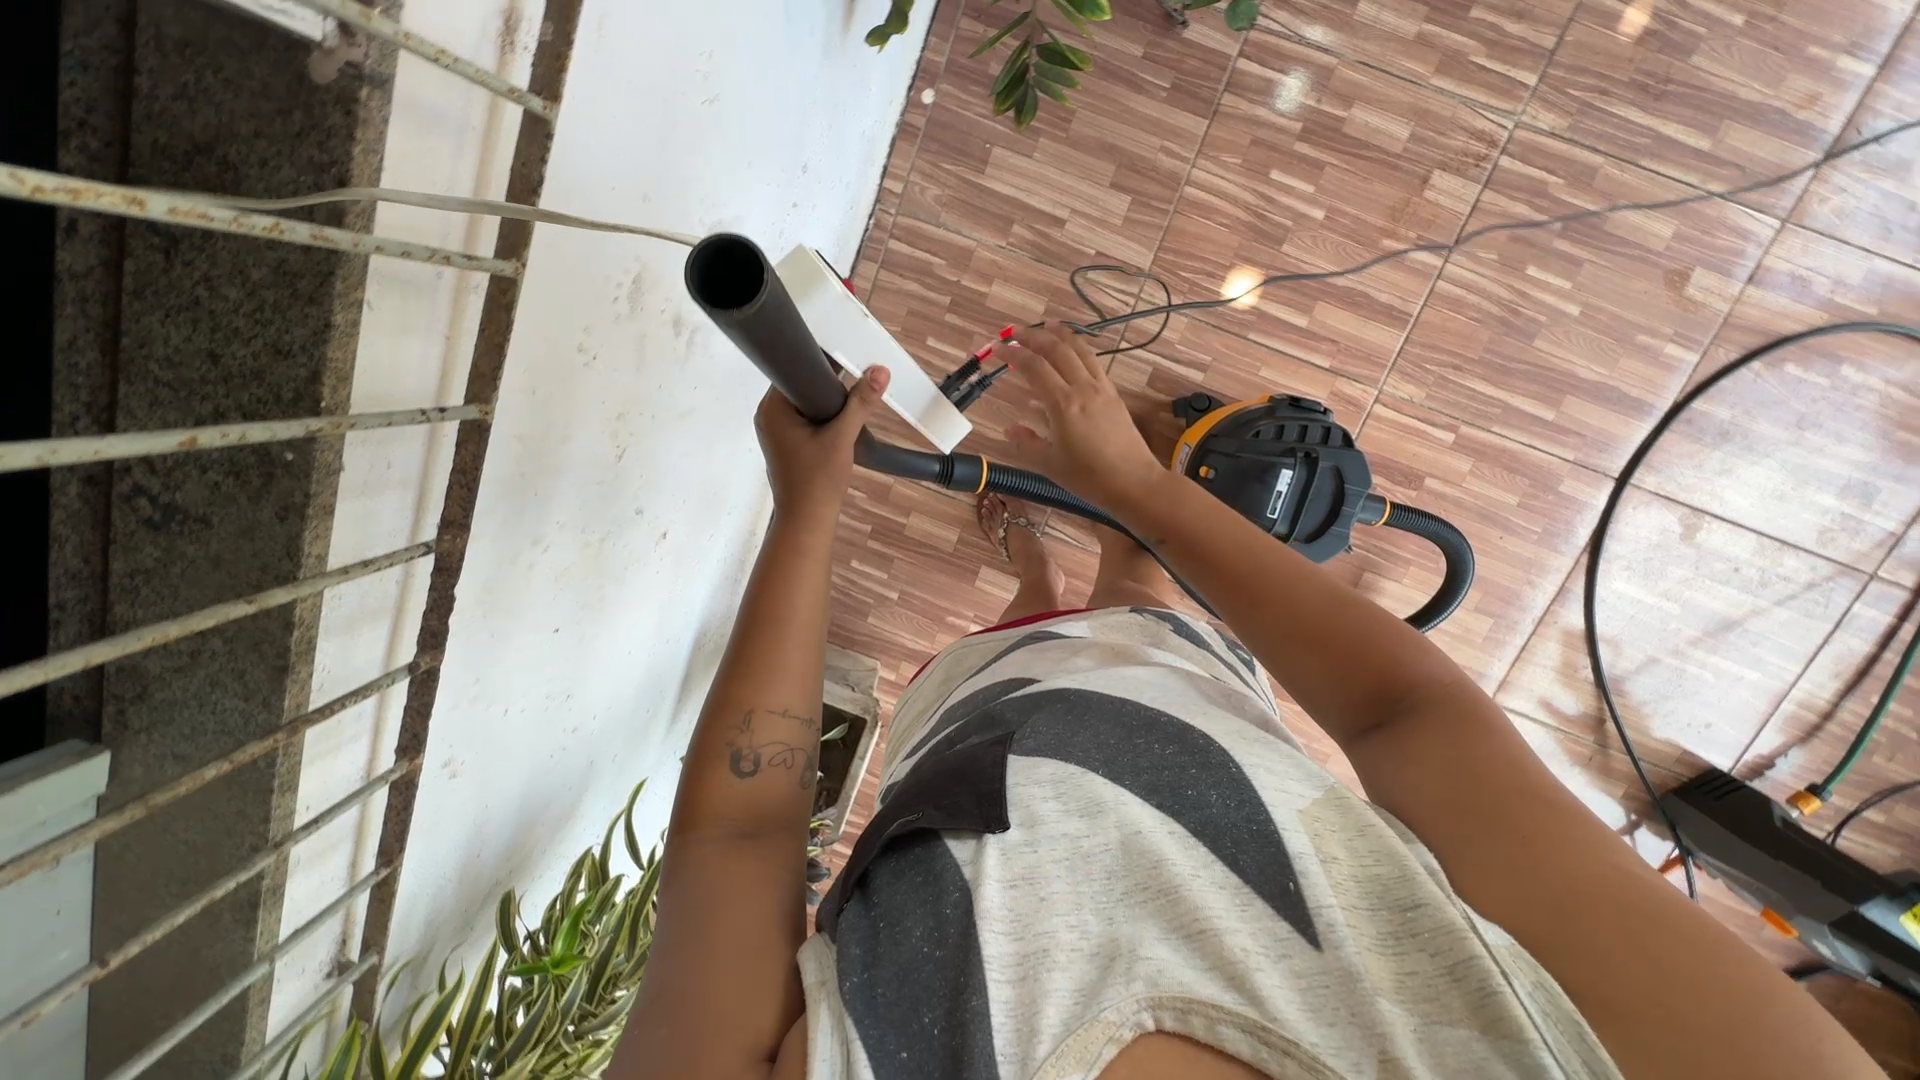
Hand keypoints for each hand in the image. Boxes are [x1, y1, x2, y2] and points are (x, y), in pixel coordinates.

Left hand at [754, 367, 889, 526]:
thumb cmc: (818, 481)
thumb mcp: (842, 437)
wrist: (807, 521)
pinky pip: (804, 418)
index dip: (823, 362)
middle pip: (801, 383)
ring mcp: (774, 430)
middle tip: (854, 386)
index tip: (848, 360)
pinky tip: (839, 425)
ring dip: (827, 403)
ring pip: (804, 402)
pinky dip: (822, 418)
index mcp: (773, 407)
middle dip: (828, 385)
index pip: (796, 367)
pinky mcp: (784, 443)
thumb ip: (861, 403)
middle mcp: (767, 414)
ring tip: (850, 407)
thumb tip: (879, 371)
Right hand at [1003, 323, 1165, 509]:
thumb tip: (1010, 429)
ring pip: (1080, 351)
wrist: (1134, 483)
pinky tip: (1072, 352)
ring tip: (1046, 325)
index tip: (998, 348)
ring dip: (1061, 335)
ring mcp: (1102, 389)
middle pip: (1057, 350)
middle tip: (1015, 331)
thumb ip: (1027, 443)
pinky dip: (1079, 350)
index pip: (1034, 368)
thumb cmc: (1089, 478)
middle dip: (1034, 337)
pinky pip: (1094, 364)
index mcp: (1063, 404)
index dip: (1013, 354)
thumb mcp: (1050, 465)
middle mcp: (1083, 389)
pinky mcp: (1114, 395)